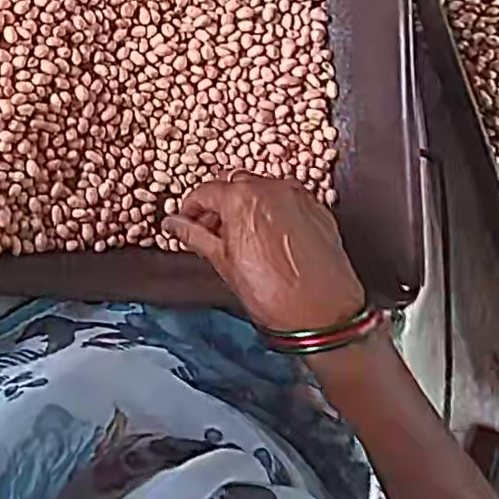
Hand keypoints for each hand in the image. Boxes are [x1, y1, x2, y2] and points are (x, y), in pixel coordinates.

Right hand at [164, 171, 364, 332]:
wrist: (324, 316)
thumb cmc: (274, 293)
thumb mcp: (222, 261)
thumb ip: (195, 235)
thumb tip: (174, 224)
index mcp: (240, 198)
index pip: (204, 192)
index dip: (191, 208)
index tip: (188, 221)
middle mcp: (269, 188)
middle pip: (232, 183)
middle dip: (218, 202)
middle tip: (212, 229)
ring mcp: (296, 197)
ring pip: (260, 187)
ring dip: (246, 203)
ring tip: (242, 234)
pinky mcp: (317, 209)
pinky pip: (286, 198)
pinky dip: (273, 209)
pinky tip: (270, 236)